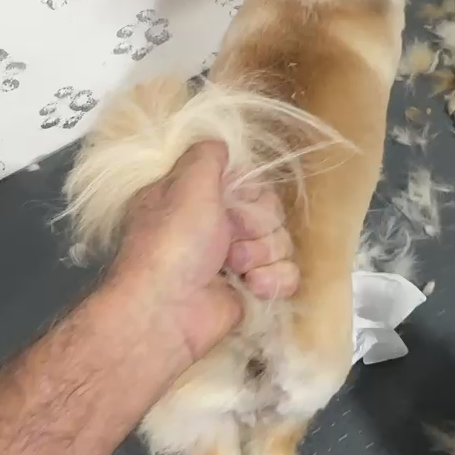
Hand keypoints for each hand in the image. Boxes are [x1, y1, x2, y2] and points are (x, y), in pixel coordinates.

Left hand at [103, 141, 298, 365]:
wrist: (167, 312)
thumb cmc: (172, 245)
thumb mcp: (185, 184)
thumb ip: (206, 155)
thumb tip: (219, 143)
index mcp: (196, 198)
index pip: (248, 182)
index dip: (249, 192)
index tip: (233, 200)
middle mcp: (214, 227)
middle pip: (269, 211)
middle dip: (256, 225)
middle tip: (229, 238)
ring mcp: (234, 260)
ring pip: (281, 243)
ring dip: (262, 254)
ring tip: (234, 268)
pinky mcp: (251, 290)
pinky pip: (286, 275)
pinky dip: (273, 281)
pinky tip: (250, 287)